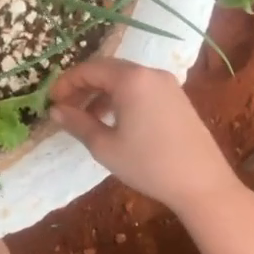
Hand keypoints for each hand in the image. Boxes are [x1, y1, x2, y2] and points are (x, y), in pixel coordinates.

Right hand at [49, 57, 242, 214]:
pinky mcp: (177, 98)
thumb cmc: (148, 164)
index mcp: (130, 79)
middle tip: (65, 108)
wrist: (202, 184)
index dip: (65, 83)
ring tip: (86, 117)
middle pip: (107, 70)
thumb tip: (55, 110)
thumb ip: (77, 123)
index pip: (88, 69)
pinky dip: (121, 97)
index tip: (51, 102)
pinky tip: (114, 121)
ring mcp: (167, 84)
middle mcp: (150, 73)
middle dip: (82, 86)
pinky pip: (141, 88)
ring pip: (124, 79)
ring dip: (101, 92)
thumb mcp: (105, 146)